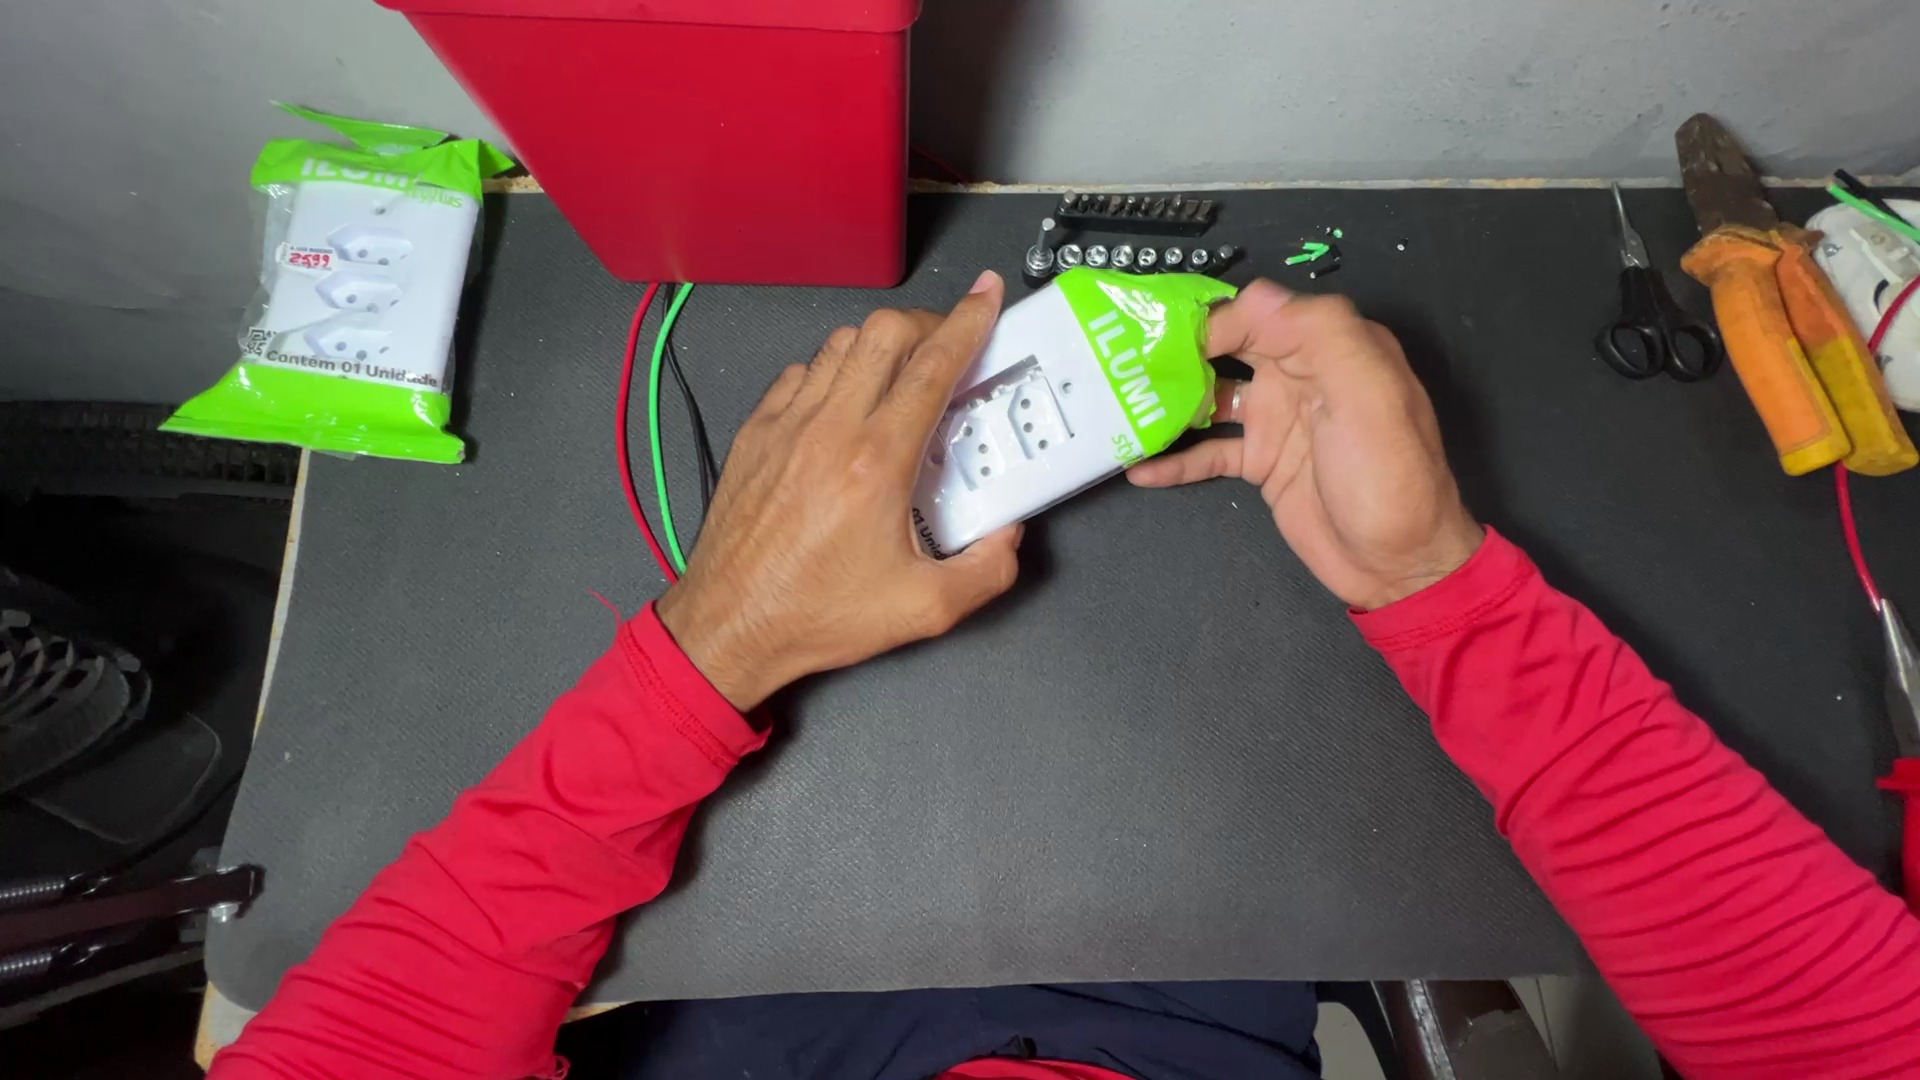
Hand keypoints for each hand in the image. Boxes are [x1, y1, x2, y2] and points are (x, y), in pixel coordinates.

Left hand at [655, 271, 1022, 710]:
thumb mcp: (923, 610)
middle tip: (948, 344)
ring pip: (839, 344)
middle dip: (926, 323)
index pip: (932, 367)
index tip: (987, 297)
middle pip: (884, 333)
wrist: (731, 626)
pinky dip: (831, 370)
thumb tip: (1009, 534)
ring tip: (902, 371)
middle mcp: (829, 428)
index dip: (968, 323)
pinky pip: (799, 373)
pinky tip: (843, 400)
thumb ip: (987, 571)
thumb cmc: (818, 614)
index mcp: (876, 462)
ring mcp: (785, 424)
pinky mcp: (756, 434)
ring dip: (880, 344)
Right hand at [1128, 281, 1481, 610]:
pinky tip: (1140, 468)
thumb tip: (1252, 295)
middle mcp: (1301, 377)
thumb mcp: (1368, 397)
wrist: (1397, 564)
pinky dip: (1174, 461)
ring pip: (1210, 400)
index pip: (1263, 315)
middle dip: (1179, 355)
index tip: (1171, 345)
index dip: (1216, 322)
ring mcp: (1277, 422)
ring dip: (1169, 404)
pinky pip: (1208, 454)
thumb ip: (1320, 336)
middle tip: (1128, 368)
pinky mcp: (1260, 465)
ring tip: (1122, 409)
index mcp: (1333, 350)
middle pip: (1229, 351)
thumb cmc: (1390, 478)